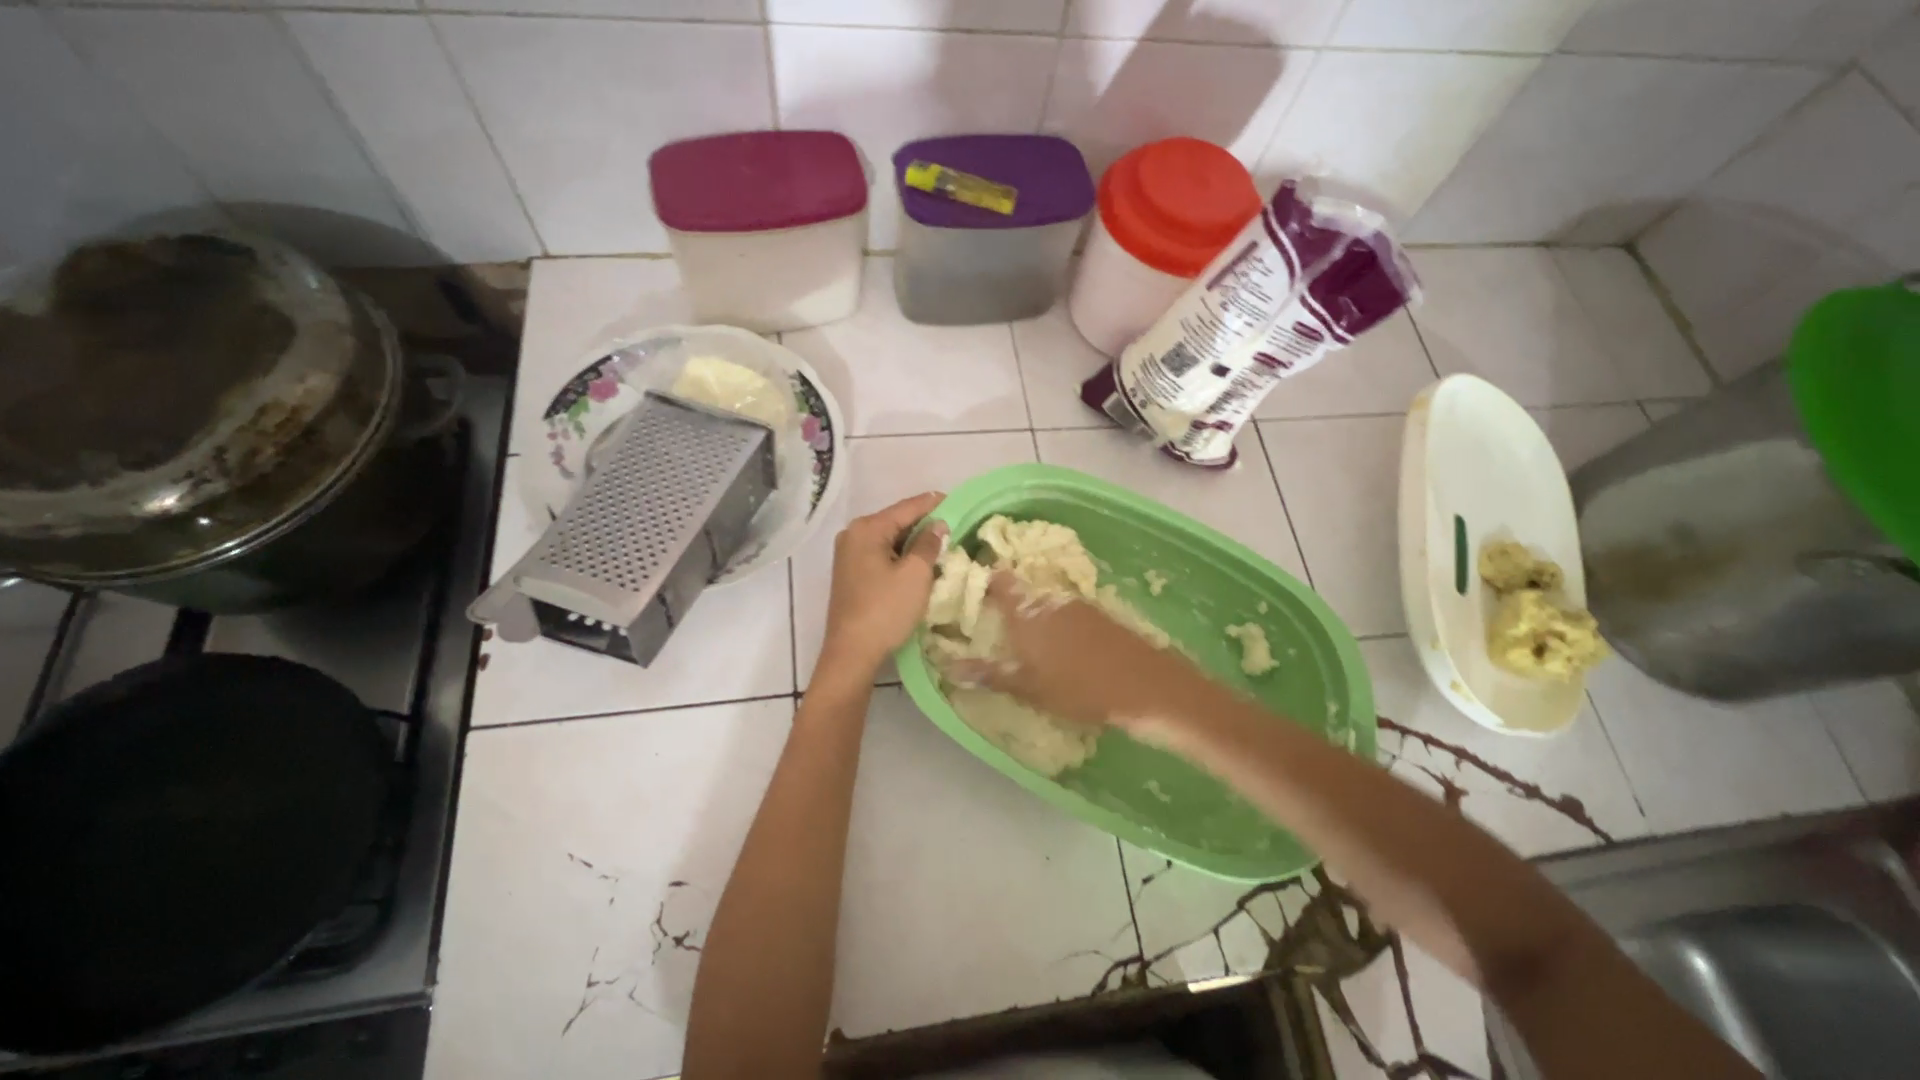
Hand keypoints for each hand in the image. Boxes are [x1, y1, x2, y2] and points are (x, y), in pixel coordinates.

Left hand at [818, 492, 948, 676]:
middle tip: (953, 525)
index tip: (956, 501)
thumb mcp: (915, 575)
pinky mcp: (851, 574)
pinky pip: (881, 555)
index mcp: (867, 529)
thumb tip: (938, 525)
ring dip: (913, 542)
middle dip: (923, 524)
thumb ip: (928, 544)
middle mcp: (853, 535)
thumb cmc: (886, 610)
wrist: (852, 652)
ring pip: (889, 540)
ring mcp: (848, 555)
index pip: (906, 508)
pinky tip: (919, 562)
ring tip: (941, 543)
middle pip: (895, 522)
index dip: (933, 504)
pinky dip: (900, 556)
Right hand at [964, 574, 1217, 730]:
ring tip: (1021, 636)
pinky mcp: (1101, 619)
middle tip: (992, 618)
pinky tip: (1058, 646)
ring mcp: (1080, 608)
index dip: (985, 579)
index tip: (971, 586)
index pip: (1000, 582)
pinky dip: (1058, 625)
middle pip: (1023, 592)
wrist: (1146, 688)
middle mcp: (1052, 602)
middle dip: (1008, 601)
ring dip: (1034, 614)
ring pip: (1047, 604)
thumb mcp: (1029, 688)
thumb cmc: (1080, 689)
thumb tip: (951, 666)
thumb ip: (992, 674)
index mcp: (1028, 613)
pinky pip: (1069, 615)